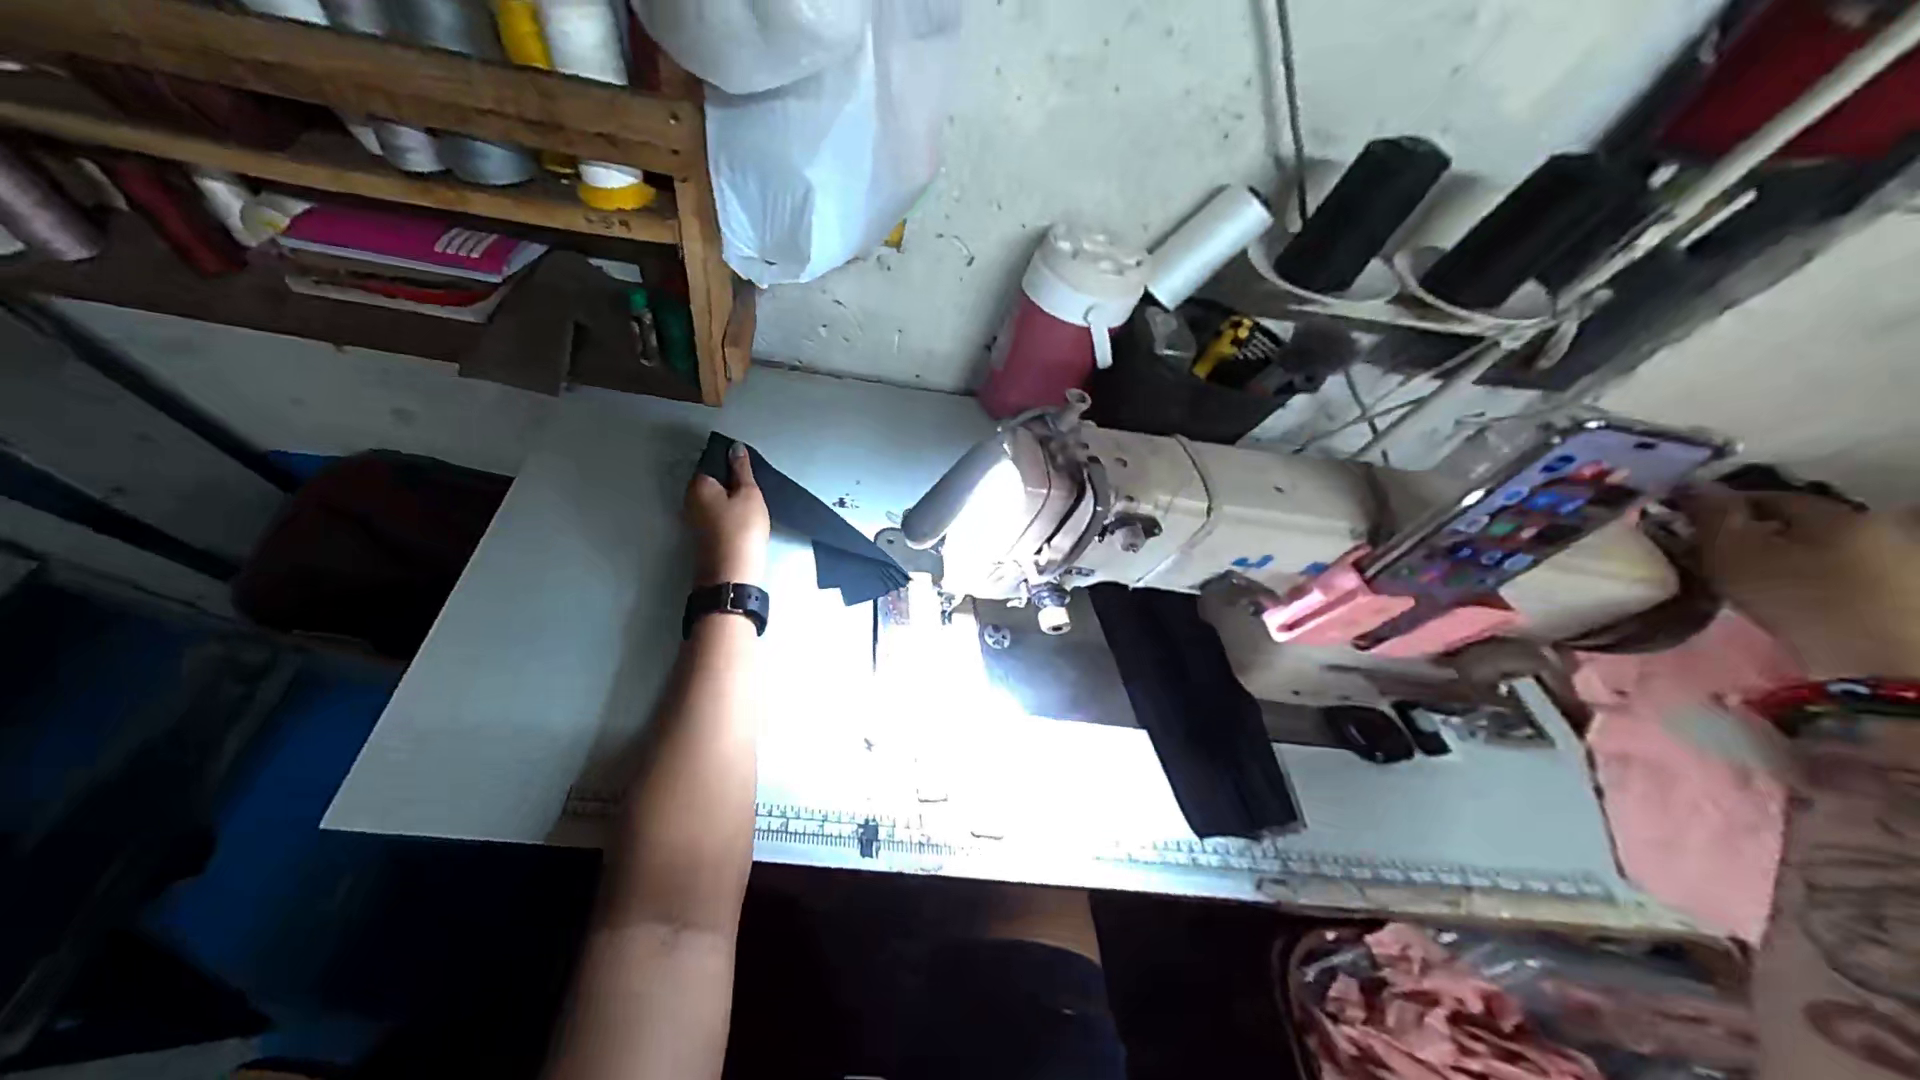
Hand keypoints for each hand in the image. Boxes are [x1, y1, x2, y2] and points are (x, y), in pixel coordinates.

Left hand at [685, 442, 769, 587]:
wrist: (732, 574)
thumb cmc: (742, 529)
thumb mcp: (749, 493)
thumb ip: (741, 469)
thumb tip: (735, 447)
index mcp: (698, 483)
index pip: (711, 460)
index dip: (731, 460)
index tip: (749, 467)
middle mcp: (689, 497)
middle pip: (710, 479)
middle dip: (729, 478)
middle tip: (753, 484)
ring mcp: (693, 517)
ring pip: (713, 497)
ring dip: (729, 495)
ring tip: (751, 500)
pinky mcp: (701, 533)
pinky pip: (714, 512)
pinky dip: (727, 510)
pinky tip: (742, 516)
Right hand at [1679, 486, 1919, 677]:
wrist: (1878, 666)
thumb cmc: (1798, 600)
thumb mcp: (1734, 556)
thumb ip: (1711, 518)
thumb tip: (1694, 488)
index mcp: (1837, 510)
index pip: (1764, 496)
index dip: (1721, 508)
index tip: (1688, 525)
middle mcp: (1876, 524)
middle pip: (1798, 522)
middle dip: (1758, 531)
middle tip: (1718, 553)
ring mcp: (1899, 559)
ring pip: (1822, 547)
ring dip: (1789, 555)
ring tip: (1753, 576)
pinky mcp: (1905, 593)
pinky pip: (1843, 572)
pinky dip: (1814, 576)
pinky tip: (1793, 594)